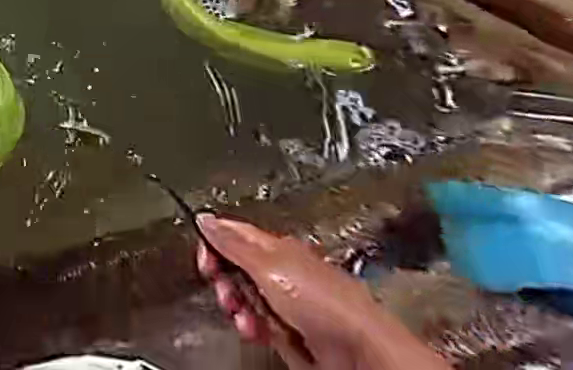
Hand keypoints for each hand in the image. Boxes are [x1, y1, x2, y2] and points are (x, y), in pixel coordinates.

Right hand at [196, 214, 449, 369]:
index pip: (232, 235)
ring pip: (245, 298)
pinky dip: (254, 328)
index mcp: (277, 248)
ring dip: (238, 308)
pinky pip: (261, 324)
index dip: (213, 245)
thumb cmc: (324, 305)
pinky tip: (256, 331)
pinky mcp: (295, 333)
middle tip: (226, 293)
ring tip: (244, 319)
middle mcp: (282, 272)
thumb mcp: (269, 266)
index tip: (205, 263)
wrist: (368, 358)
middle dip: (224, 282)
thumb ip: (232, 242)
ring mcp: (289, 304)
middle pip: (235, 267)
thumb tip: (203, 217)